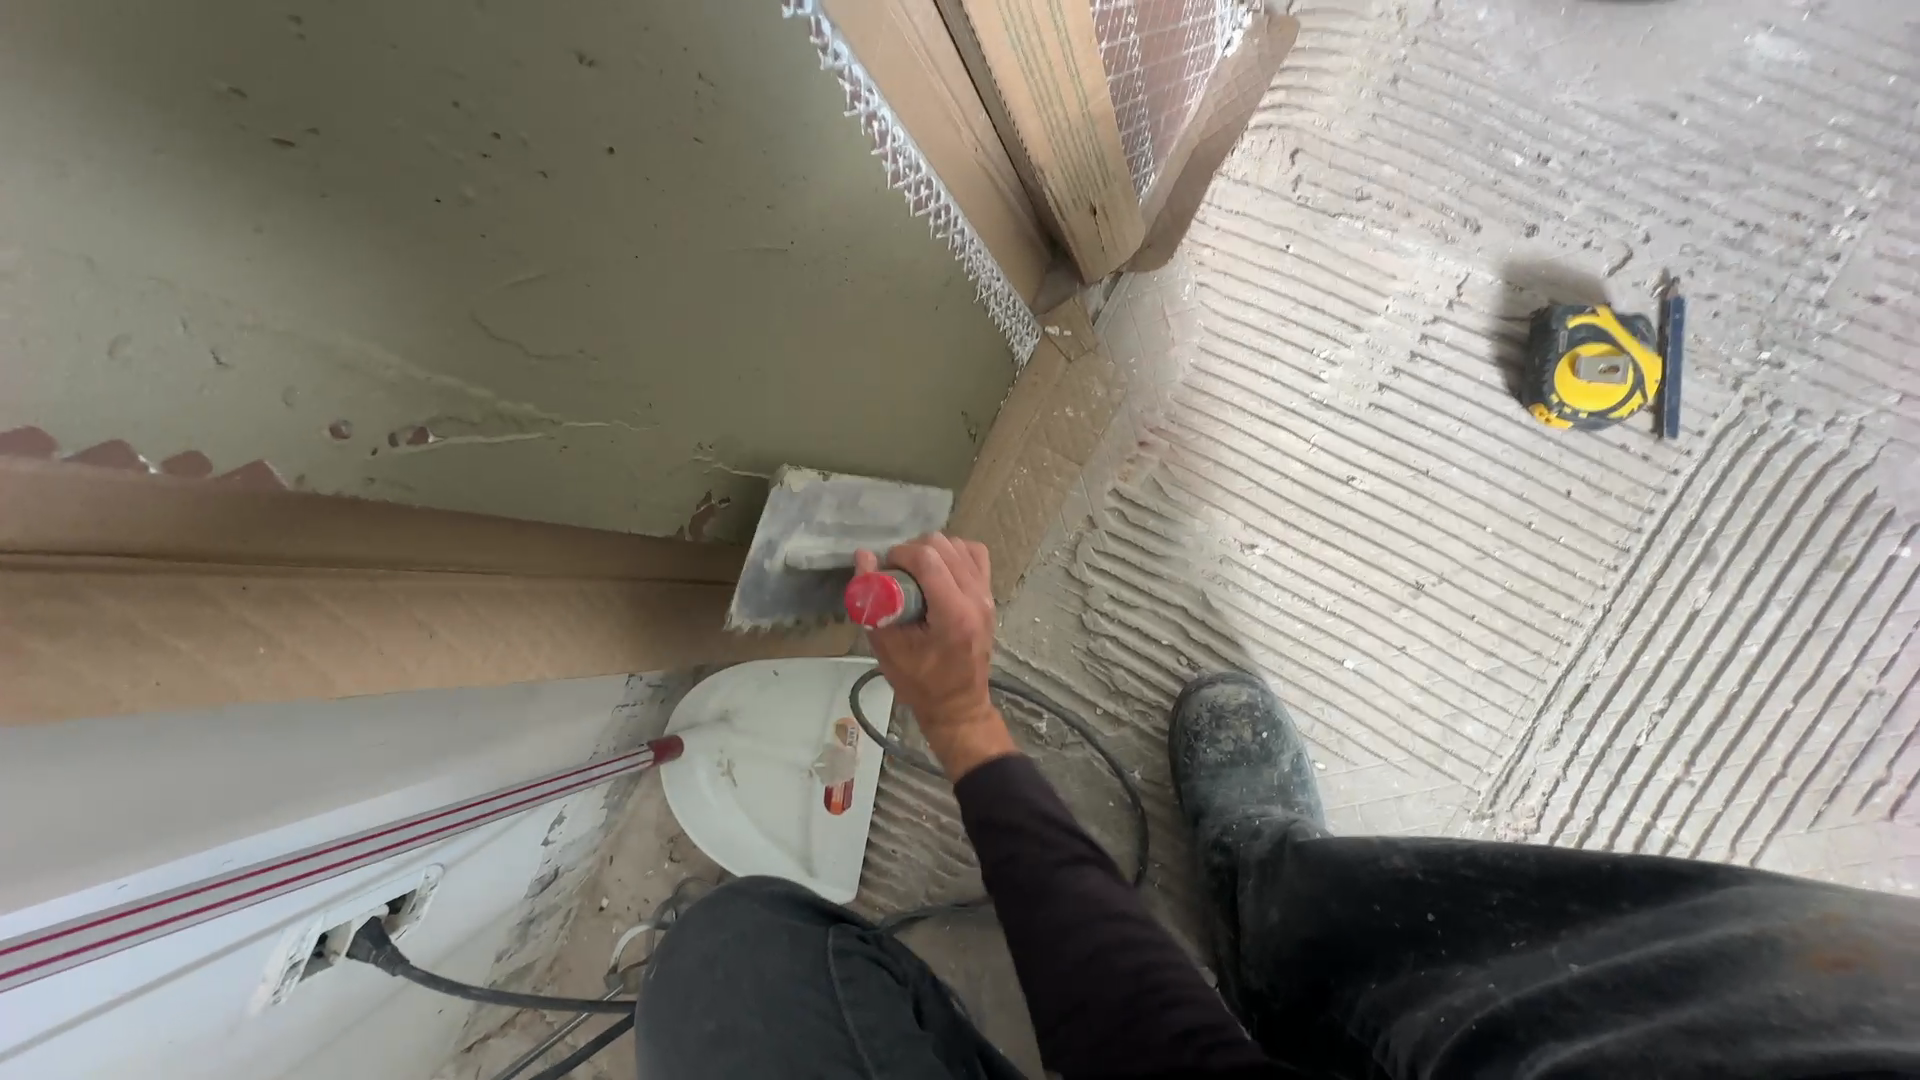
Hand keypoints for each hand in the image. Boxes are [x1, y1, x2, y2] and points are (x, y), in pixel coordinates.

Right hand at [855, 534, 1015, 780]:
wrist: (957, 706)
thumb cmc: (919, 683)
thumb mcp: (886, 646)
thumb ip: (872, 600)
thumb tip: (863, 555)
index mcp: (953, 614)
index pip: (927, 558)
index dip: (899, 554)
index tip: (884, 569)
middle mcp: (976, 598)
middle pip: (943, 546)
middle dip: (912, 551)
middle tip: (896, 574)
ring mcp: (988, 596)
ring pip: (959, 545)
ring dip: (932, 551)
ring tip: (915, 574)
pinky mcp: (990, 596)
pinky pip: (975, 555)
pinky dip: (955, 554)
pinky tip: (939, 571)